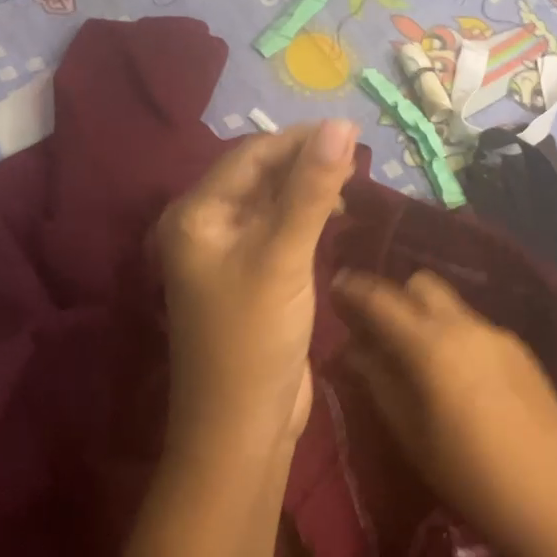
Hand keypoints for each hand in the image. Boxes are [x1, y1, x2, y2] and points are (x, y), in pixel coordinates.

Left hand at [154, 119, 356, 439]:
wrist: (242, 432)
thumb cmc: (253, 338)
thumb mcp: (284, 256)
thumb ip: (312, 189)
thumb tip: (342, 124)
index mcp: (197, 213)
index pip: (251, 154)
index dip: (300, 139)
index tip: (352, 130)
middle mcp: (206, 226)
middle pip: (261, 176)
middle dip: (307, 163)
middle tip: (360, 157)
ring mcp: (228, 253)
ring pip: (273, 203)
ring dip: (310, 190)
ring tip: (356, 181)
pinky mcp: (252, 277)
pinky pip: (280, 231)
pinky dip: (308, 219)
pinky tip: (339, 215)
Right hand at [332, 270, 556, 556]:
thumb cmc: (469, 473)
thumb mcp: (411, 433)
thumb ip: (379, 380)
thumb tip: (353, 347)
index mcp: (431, 343)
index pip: (381, 298)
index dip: (353, 288)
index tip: (334, 285)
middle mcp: (465, 324)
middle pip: (420, 283)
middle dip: (394, 295)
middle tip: (377, 327)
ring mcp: (498, 334)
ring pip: (451, 305)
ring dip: (425, 316)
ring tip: (416, 357)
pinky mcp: (522, 351)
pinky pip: (476, 328)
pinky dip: (455, 337)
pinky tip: (458, 377)